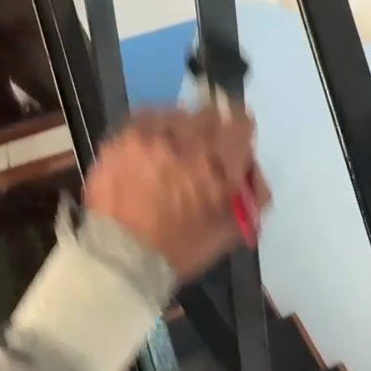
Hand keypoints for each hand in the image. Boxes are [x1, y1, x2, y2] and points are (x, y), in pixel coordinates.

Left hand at [84, 107, 267, 280]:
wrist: (119, 258)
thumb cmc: (177, 249)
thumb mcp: (227, 230)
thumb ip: (250, 197)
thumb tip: (252, 172)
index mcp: (215, 166)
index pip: (239, 124)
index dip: (238, 132)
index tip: (233, 140)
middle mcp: (183, 142)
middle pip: (207, 114)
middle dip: (209, 129)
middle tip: (201, 148)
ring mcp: (148, 137)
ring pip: (174, 113)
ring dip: (178, 127)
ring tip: (170, 148)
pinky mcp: (120, 138)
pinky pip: (142, 118)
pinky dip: (150, 129)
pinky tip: (148, 146)